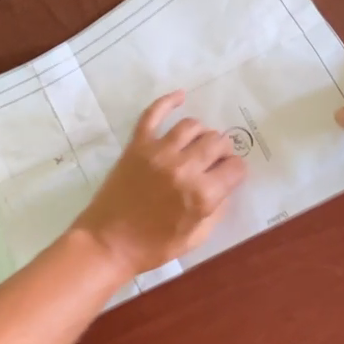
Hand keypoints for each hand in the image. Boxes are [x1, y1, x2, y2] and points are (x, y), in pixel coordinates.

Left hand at [70, 91, 248, 275]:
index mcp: (202, 194)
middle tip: (215, 161)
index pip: (235, 168)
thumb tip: (225, 187)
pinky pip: (153, 114)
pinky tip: (180, 96)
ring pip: (192, 126)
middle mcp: (184, 167)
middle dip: (223, 151)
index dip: (235, 172)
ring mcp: (159, 152)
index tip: (229, 176)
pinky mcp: (137, 146)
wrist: (108, 243)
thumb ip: (216, 210)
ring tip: (198, 143)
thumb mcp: (195, 237)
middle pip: (217, 142)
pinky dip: (168, 101)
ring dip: (202, 133)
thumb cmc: (153, 247)